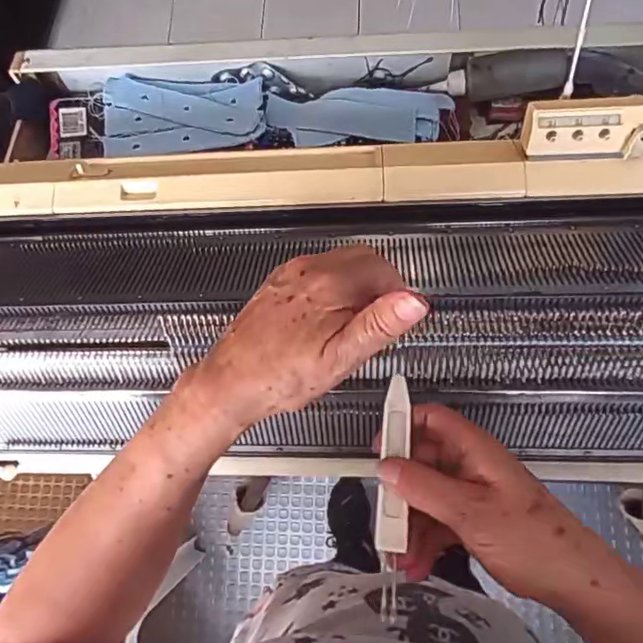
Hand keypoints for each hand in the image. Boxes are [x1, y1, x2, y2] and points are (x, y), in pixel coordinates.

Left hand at [178, 246, 428, 433]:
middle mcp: (308, 271)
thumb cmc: (278, 377)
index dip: (397, 296)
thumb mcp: (341, 357)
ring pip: (340, 266)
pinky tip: (322, 324)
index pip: (385, 268)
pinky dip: (331, 292)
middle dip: (378, 287)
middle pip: (364, 260)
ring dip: (355, 288)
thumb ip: (380, 324)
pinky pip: (317, 276)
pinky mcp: (278, 285)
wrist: (230, 382)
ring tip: (348, 328)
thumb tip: (412, 302)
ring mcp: (290, 276)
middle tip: (376, 324)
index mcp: (330, 284)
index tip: (395, 319)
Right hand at [377, 405, 627, 606]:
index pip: (431, 419)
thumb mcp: (470, 512)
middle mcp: (471, 467)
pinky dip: (425, 542)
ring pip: (426, 498)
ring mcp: (473, 495)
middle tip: (385, 519)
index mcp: (475, 451)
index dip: (402, 427)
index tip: (377, 450)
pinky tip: (416, 565)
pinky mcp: (475, 521)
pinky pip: (439, 523)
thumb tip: (387, 466)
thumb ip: (424, 487)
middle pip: (421, 464)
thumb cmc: (536, 540)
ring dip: (409, 526)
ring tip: (399, 556)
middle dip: (399, 493)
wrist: (572, 580)